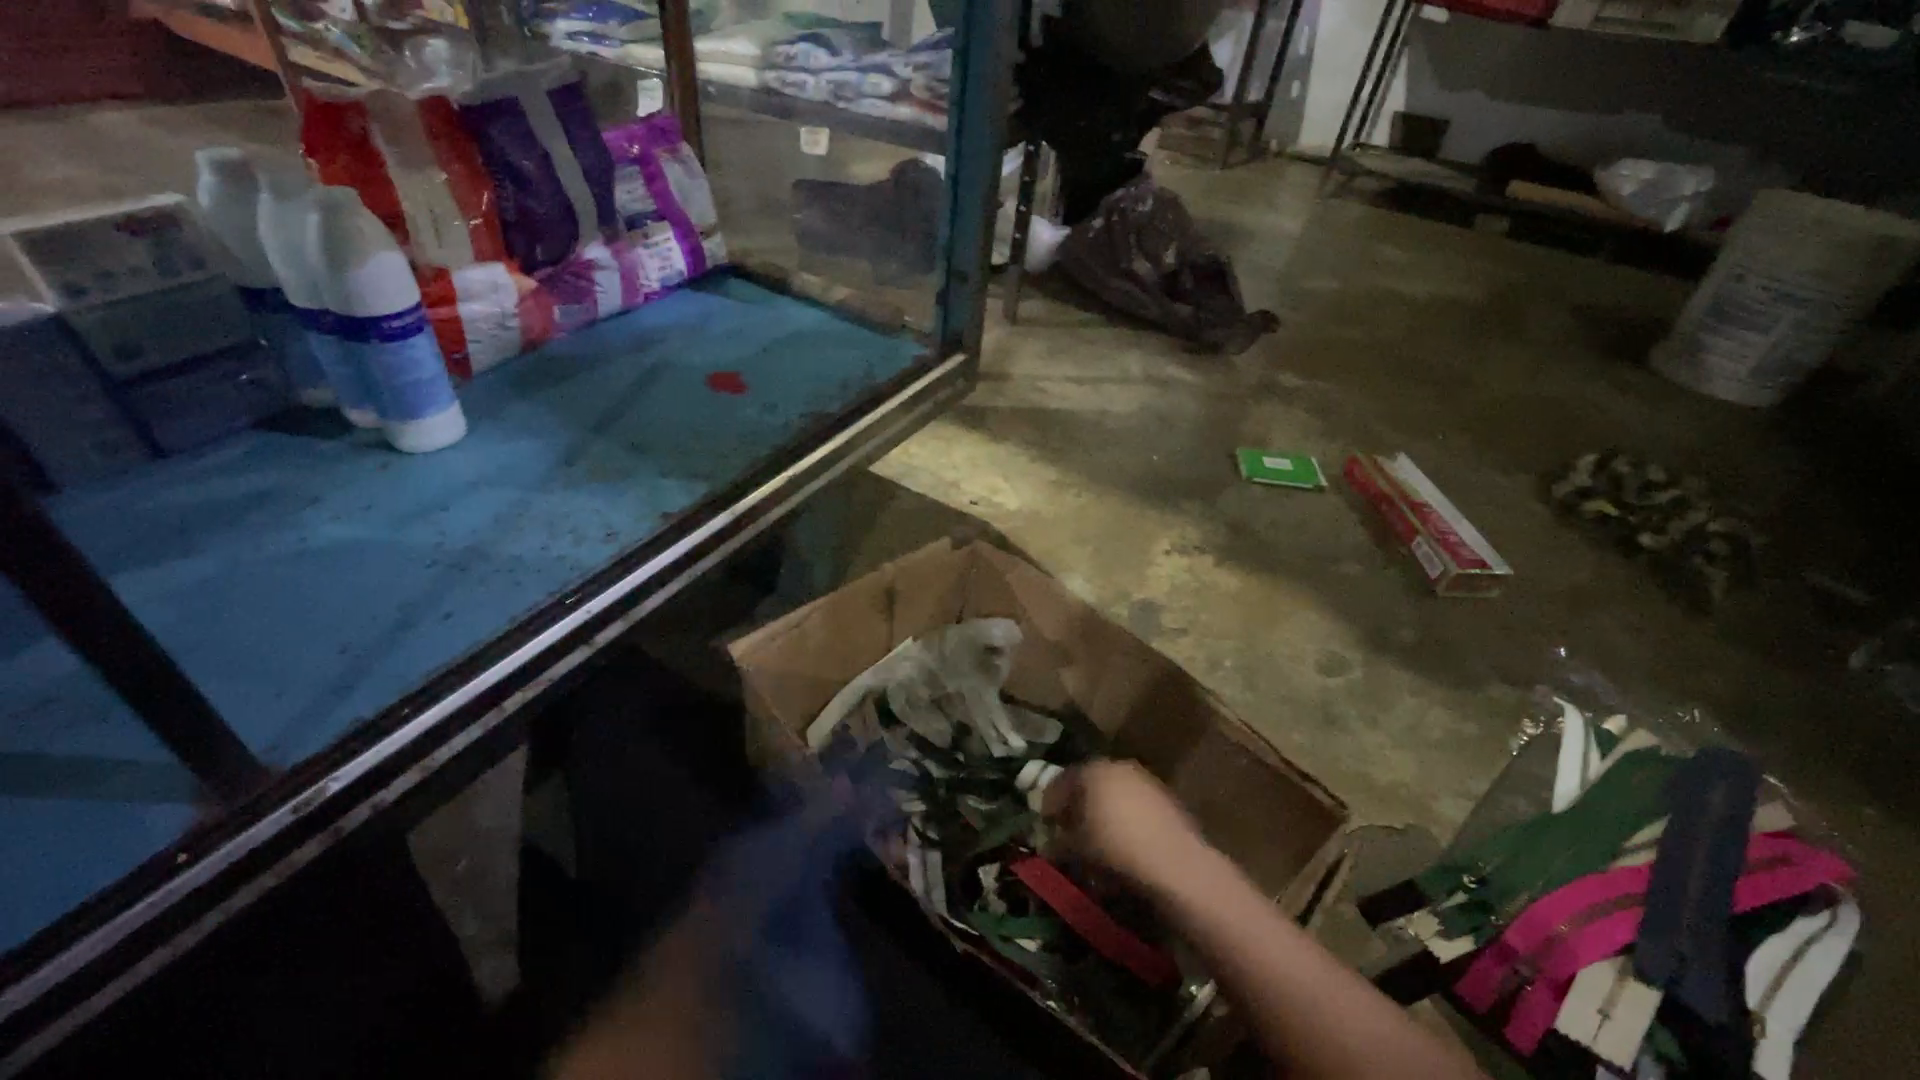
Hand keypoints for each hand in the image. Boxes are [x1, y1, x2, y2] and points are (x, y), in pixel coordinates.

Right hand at [1040, 759, 1212, 895]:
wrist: (1174, 863)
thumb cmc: (1115, 848)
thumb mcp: (1077, 847)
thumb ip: (1059, 841)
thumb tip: (1050, 842)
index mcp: (1092, 770)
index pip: (1061, 781)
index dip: (1049, 803)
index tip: (1044, 822)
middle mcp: (1119, 767)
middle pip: (1089, 783)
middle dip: (1077, 804)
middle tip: (1069, 829)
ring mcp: (1146, 781)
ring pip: (1115, 793)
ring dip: (1103, 811)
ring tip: (1096, 838)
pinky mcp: (1167, 800)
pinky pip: (1136, 806)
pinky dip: (1126, 819)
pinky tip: (1124, 842)